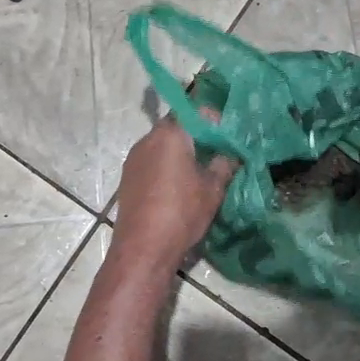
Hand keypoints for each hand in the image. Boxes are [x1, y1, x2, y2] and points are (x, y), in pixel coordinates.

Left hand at [112, 115, 238, 274]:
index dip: (214, 119)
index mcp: (171, 135)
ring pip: (162, 143)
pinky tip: (177, 185)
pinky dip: (166, 164)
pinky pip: (151, 160)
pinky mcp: (127, 176)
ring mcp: (134, 157)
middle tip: (216, 151)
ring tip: (198, 169)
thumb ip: (224, 164)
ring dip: (180, 150)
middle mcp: (148, 139)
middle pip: (176, 125)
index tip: (227, 135)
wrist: (143, 248)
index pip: (195, 112)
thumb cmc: (182, 213)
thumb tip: (231, 153)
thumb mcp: (213, 189)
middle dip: (196, 135)